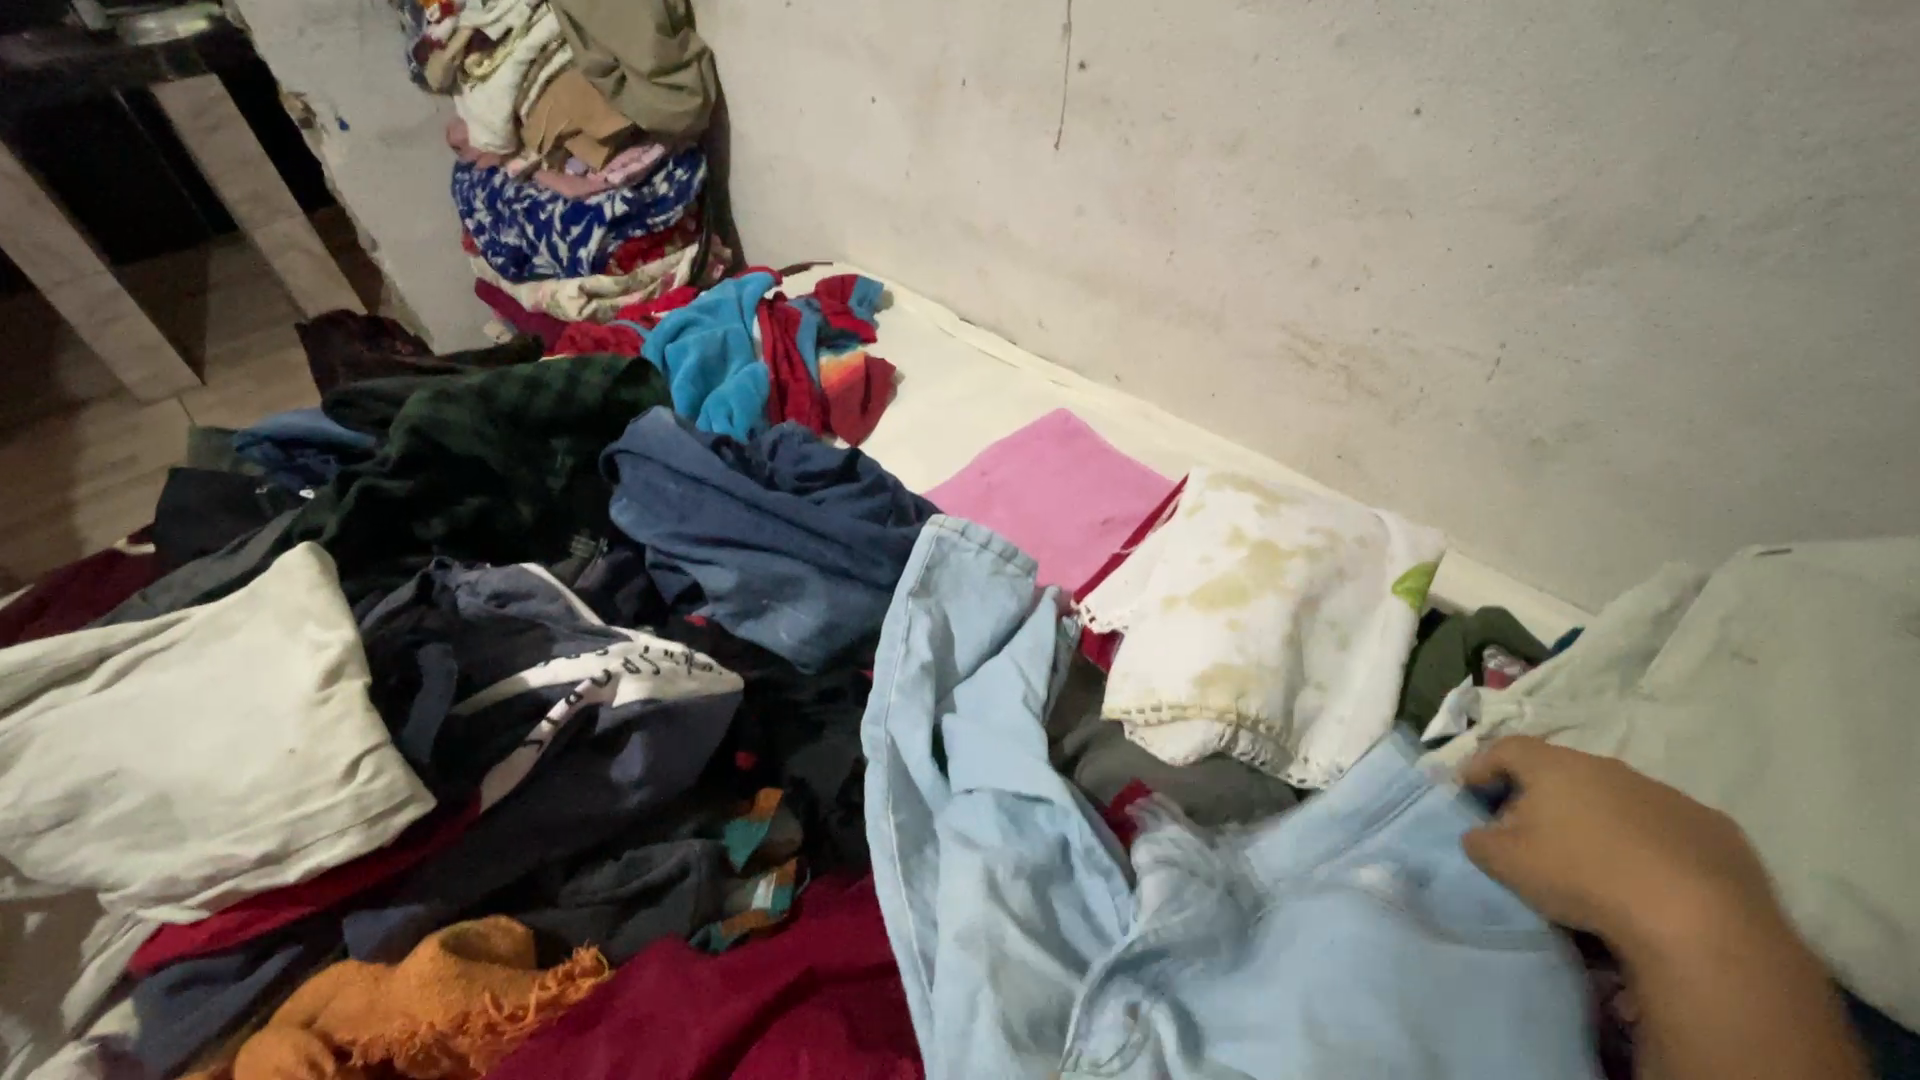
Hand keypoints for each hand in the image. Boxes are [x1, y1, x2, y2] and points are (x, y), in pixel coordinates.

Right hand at [1459, 736, 1781, 953]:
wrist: (1700, 921)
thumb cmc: (1583, 876)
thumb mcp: (1506, 862)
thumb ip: (1481, 840)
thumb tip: (1483, 834)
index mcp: (1557, 767)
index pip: (1505, 749)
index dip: (1480, 768)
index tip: (1469, 796)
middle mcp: (1611, 768)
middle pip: (1560, 773)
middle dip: (1538, 799)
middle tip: (1526, 835)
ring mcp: (1668, 796)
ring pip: (1615, 799)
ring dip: (1594, 821)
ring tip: (1589, 862)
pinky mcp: (1716, 830)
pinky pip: (1664, 828)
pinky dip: (1645, 845)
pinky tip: (1645, 880)